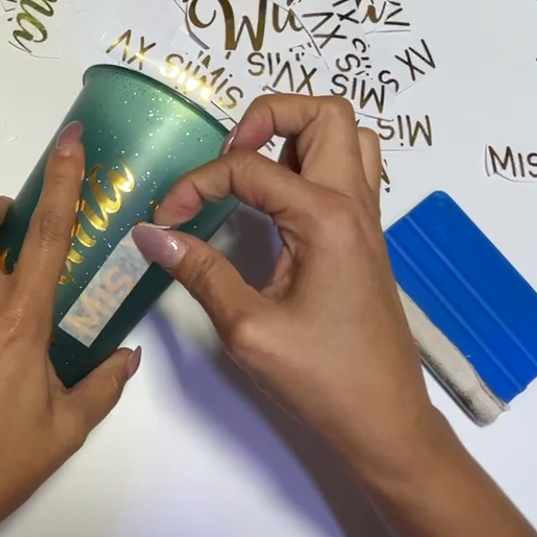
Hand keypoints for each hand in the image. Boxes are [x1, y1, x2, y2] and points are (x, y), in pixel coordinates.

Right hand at [130, 95, 440, 468]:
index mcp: (326, 219)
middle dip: (265, 117)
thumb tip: (150, 233)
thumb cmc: (321, 379)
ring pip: (346, 135)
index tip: (166, 221)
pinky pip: (346, 170)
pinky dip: (309, 162)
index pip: (248, 169)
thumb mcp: (247, 327)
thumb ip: (199, 271)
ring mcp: (365, 218)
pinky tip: (275, 200)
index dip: (195, 186)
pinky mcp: (363, 237)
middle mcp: (353, 204)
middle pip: (325, 114)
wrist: (386, 422)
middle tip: (226, 159)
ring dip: (296, 134)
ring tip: (250, 169)